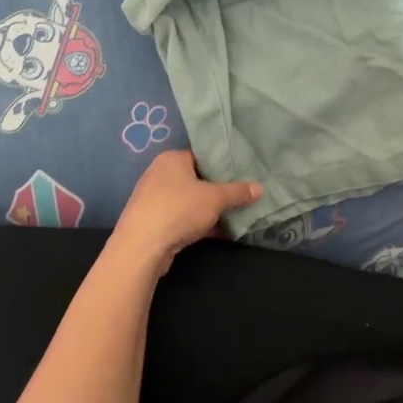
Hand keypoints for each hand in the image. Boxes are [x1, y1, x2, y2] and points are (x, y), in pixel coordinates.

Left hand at [112, 150, 261, 270]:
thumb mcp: (215, 199)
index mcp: (172, 159)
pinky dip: (196, 224)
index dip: (221, 165)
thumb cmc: (179, 209)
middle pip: (195, 179)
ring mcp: (153, 199)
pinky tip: (216, 233)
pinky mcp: (151, 221)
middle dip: (216, 190)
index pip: (201, 156)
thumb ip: (237, 192)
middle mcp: (159, 174)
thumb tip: (259, 188)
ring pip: (188, 200)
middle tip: (240, 196)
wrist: (142, 246)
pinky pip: (180, 218)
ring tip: (232, 216)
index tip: (240, 175)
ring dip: (207, 210)